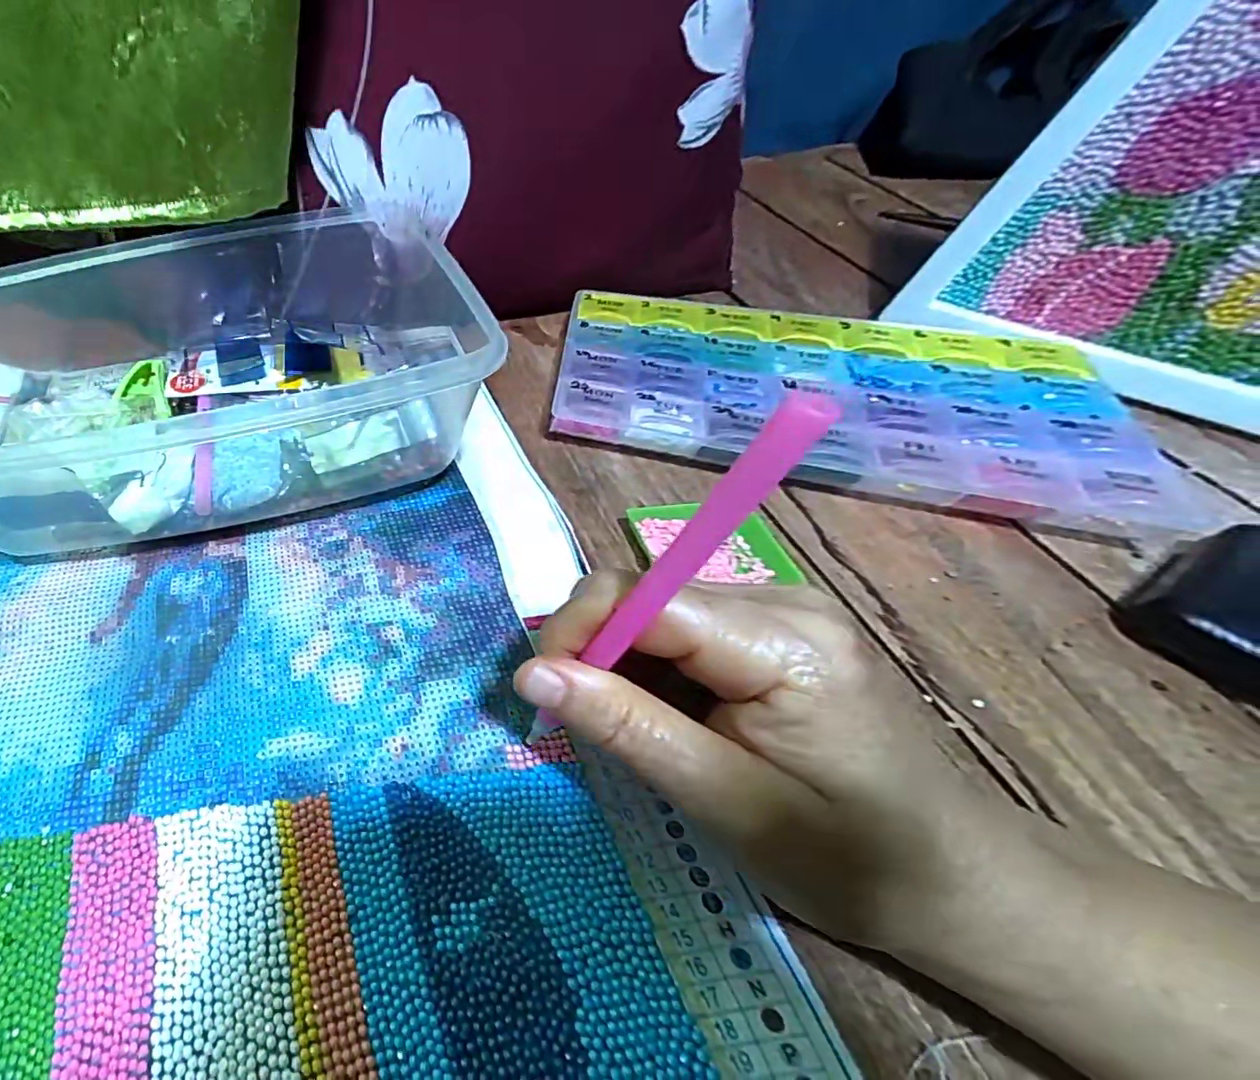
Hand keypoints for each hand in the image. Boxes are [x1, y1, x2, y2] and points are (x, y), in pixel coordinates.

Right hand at [514, 571, 1001, 950]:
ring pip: (653, 608)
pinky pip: (679, 625)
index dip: (573, 632)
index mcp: (785, 643)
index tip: (542, 693)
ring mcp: (783, 609)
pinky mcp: (775, 627)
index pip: (640, 597)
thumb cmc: (846, 857)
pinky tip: (665, 713)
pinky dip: (647, 665)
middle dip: (591, 647)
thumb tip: (530, 676)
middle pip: (642, 593)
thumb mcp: (721, 800)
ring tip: (628, 724)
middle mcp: (784, 601)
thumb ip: (625, 726)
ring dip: (617, 660)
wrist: (962, 883)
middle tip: (583, 717)